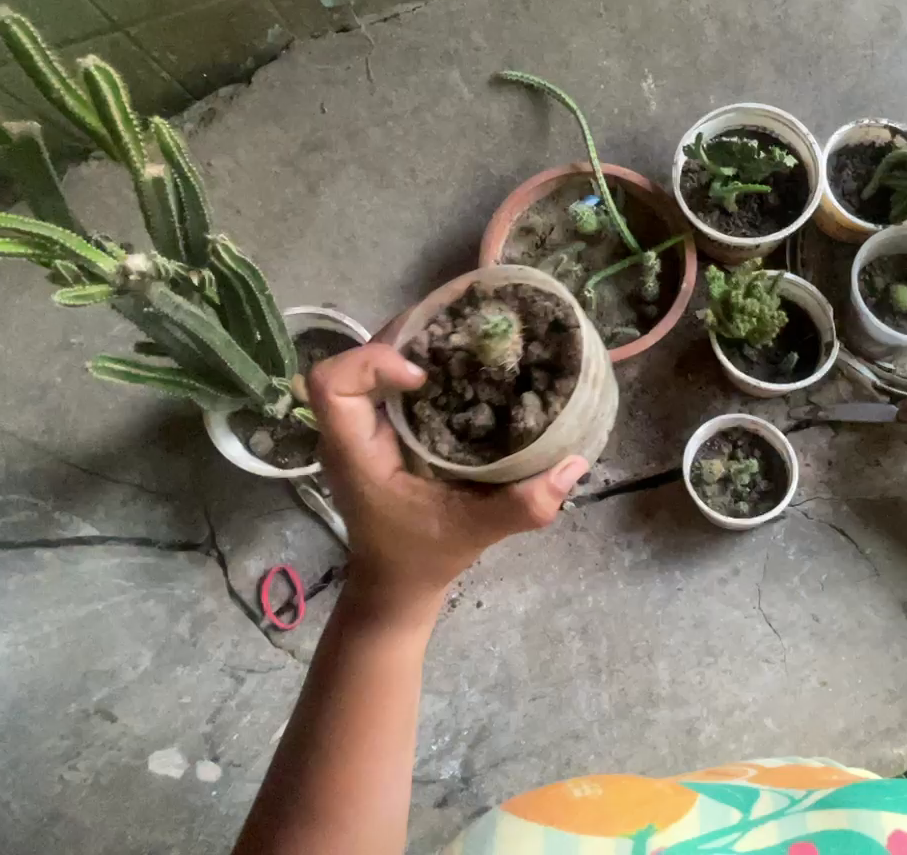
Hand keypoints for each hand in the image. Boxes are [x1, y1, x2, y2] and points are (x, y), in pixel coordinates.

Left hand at [307, 342, 585, 605]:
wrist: (395, 583)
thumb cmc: (422, 557)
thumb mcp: (475, 532)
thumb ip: (522, 505)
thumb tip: (574, 463)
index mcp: (357, 451)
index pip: (332, 384)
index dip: (373, 362)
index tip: (425, 375)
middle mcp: (351, 429)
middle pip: (359, 356)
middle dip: (411, 333)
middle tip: (466, 323)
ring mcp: (364, 425)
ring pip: (377, 361)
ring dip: (421, 341)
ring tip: (471, 329)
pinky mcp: (381, 426)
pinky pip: (393, 378)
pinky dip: (427, 360)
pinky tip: (467, 359)